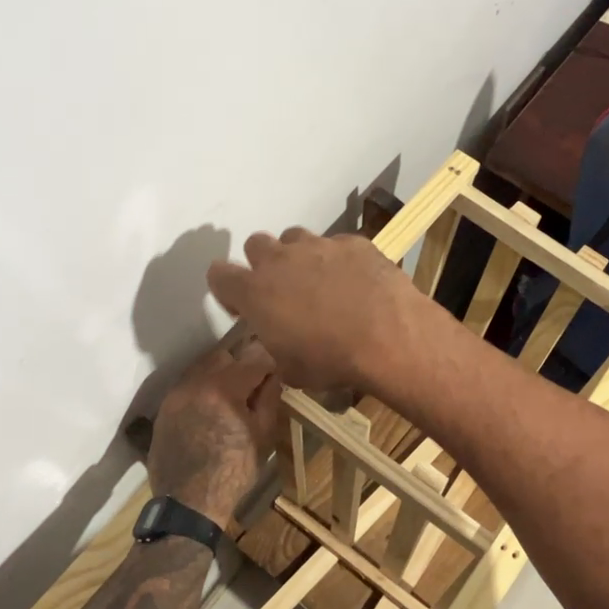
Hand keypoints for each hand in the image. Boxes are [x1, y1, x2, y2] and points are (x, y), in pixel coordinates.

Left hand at [147, 342, 281, 528]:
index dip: (268, 366)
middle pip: (223, 356)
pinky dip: (201, 392)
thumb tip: (272, 376)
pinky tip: (210, 413)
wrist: (189, 501)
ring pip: (201, 369)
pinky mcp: (163, 409)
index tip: (274, 377)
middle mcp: (195, 383)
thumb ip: (268, 399)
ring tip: (229, 400)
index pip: (253, 359)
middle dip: (240, 366)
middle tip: (251, 389)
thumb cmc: (233, 471)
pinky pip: (186, 387)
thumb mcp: (262, 435)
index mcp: (223, 388)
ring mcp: (175, 395)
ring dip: (218, 377)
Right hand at [206, 228, 445, 390]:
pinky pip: (337, 244)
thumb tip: (273, 343)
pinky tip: (356, 283)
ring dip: (300, 257)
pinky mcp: (353, 242)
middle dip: (264, 264)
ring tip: (321, 284)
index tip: (244, 307)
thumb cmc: (331, 360)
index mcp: (255, 292)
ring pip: (296, 238)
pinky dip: (340, 260)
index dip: (229, 290)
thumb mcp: (291, 370)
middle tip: (283, 291)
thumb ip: (273, 350)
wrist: (389, 335)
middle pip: (256, 245)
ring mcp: (318, 245)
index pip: (219, 275)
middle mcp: (281, 259)